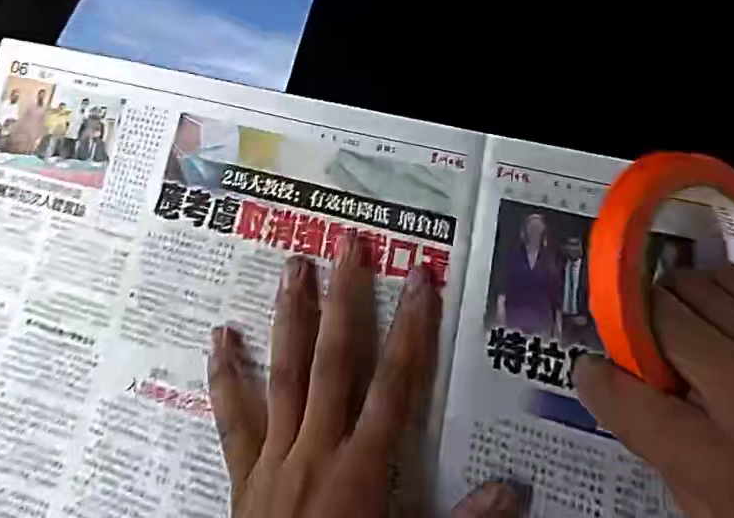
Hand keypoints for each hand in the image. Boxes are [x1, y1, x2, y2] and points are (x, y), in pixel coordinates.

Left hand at [209, 238, 524, 517]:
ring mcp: (277, 456)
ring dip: (291, 315)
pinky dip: (226, 376)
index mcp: (363, 465)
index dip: (412, 327)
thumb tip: (514, 489)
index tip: (420, 278)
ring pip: (286, 372)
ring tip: (293, 267)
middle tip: (347, 244)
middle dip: (345, 297)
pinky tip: (219, 336)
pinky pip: (234, 418)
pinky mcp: (244, 474)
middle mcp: (319, 446)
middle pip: (336, 358)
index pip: (396, 381)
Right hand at [574, 266, 733, 517]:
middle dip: (639, 324)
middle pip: (663, 315)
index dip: (597, 377)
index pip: (629, 399)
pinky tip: (725, 319)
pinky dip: (721, 292)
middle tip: (643, 346)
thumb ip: (673, 466)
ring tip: (681, 327)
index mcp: (727, 470)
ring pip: (701, 284)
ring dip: (678, 300)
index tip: (590, 367)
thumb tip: (632, 399)